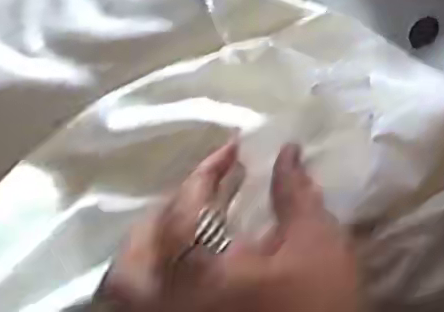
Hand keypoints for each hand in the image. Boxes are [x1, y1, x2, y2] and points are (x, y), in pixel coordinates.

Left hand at [96, 142, 360, 311]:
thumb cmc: (315, 300)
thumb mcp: (316, 239)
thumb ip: (295, 193)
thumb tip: (286, 151)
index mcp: (198, 273)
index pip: (184, 210)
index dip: (207, 171)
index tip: (235, 147)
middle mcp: (166, 304)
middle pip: (133, 256)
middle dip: (167, 210)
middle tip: (206, 186)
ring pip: (127, 290)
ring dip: (153, 247)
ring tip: (194, 223)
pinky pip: (146, 306)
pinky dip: (158, 278)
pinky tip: (195, 263)